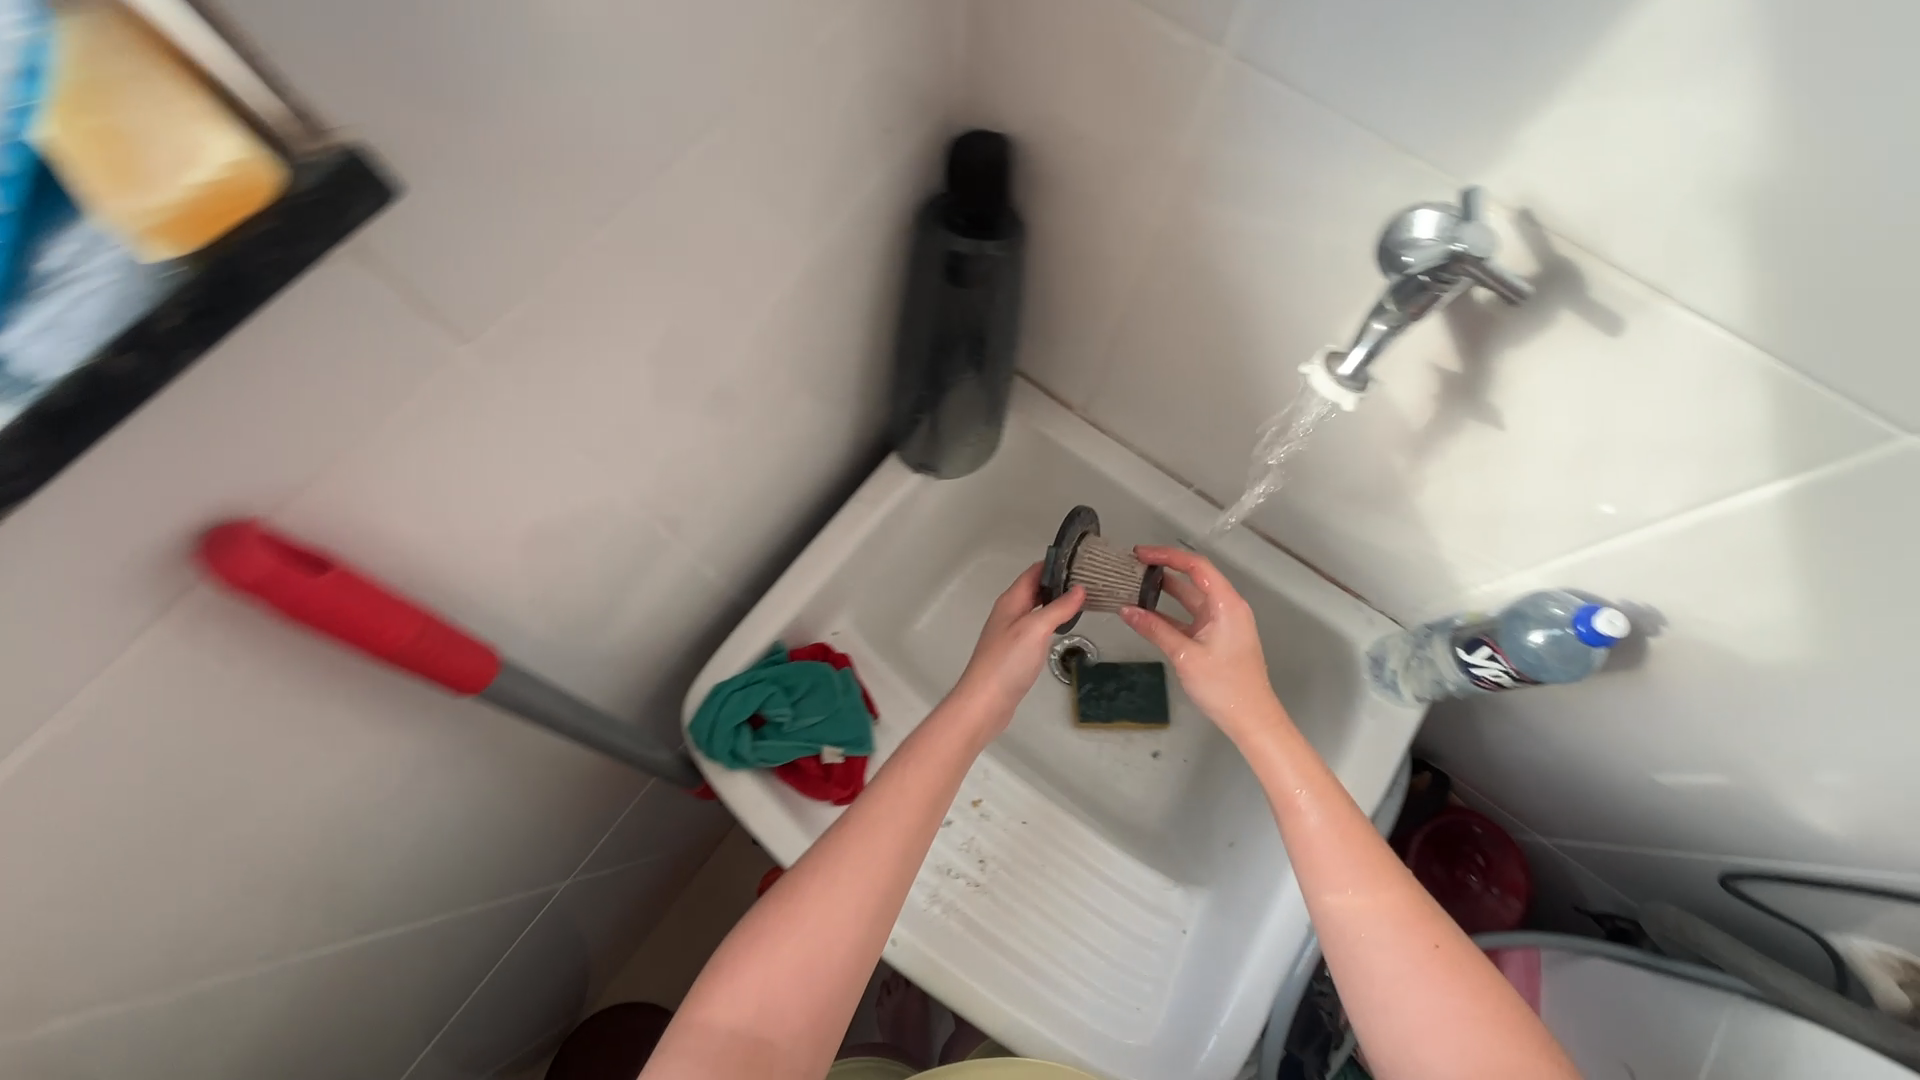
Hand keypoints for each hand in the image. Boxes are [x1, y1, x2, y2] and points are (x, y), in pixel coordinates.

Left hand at [951, 563, 1083, 731]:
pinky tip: (1063, 627)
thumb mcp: (1036, 629)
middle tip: (1087, 580)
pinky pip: (1035, 627)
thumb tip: (1079, 589)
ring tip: (1082, 600)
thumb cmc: (1008, 661)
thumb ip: (1058, 608)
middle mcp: (1009, 613)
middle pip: (1034, 589)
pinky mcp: (1015, 651)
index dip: (1055, 564)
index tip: (1080, 560)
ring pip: (1035, 608)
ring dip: (1055, 602)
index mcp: (1011, 601)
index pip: (1033, 572)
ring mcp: (1011, 633)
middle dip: (1058, 582)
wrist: (986, 701)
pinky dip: (1051, 621)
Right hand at [1121, 546, 1284, 740]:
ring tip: (1134, 585)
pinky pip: (1189, 617)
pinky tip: (1146, 614)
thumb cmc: (1224, 686)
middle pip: (1193, 578)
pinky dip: (1169, 613)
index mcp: (1226, 604)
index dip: (1167, 556)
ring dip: (1164, 592)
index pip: (1196, 567)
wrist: (1250, 718)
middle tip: (1133, 566)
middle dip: (1163, 569)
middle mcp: (1226, 607)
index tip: (1141, 554)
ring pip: (1189, 598)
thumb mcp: (1185, 655)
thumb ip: (1155, 629)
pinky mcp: (1215, 637)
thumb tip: (1126, 610)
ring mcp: (1221, 623)